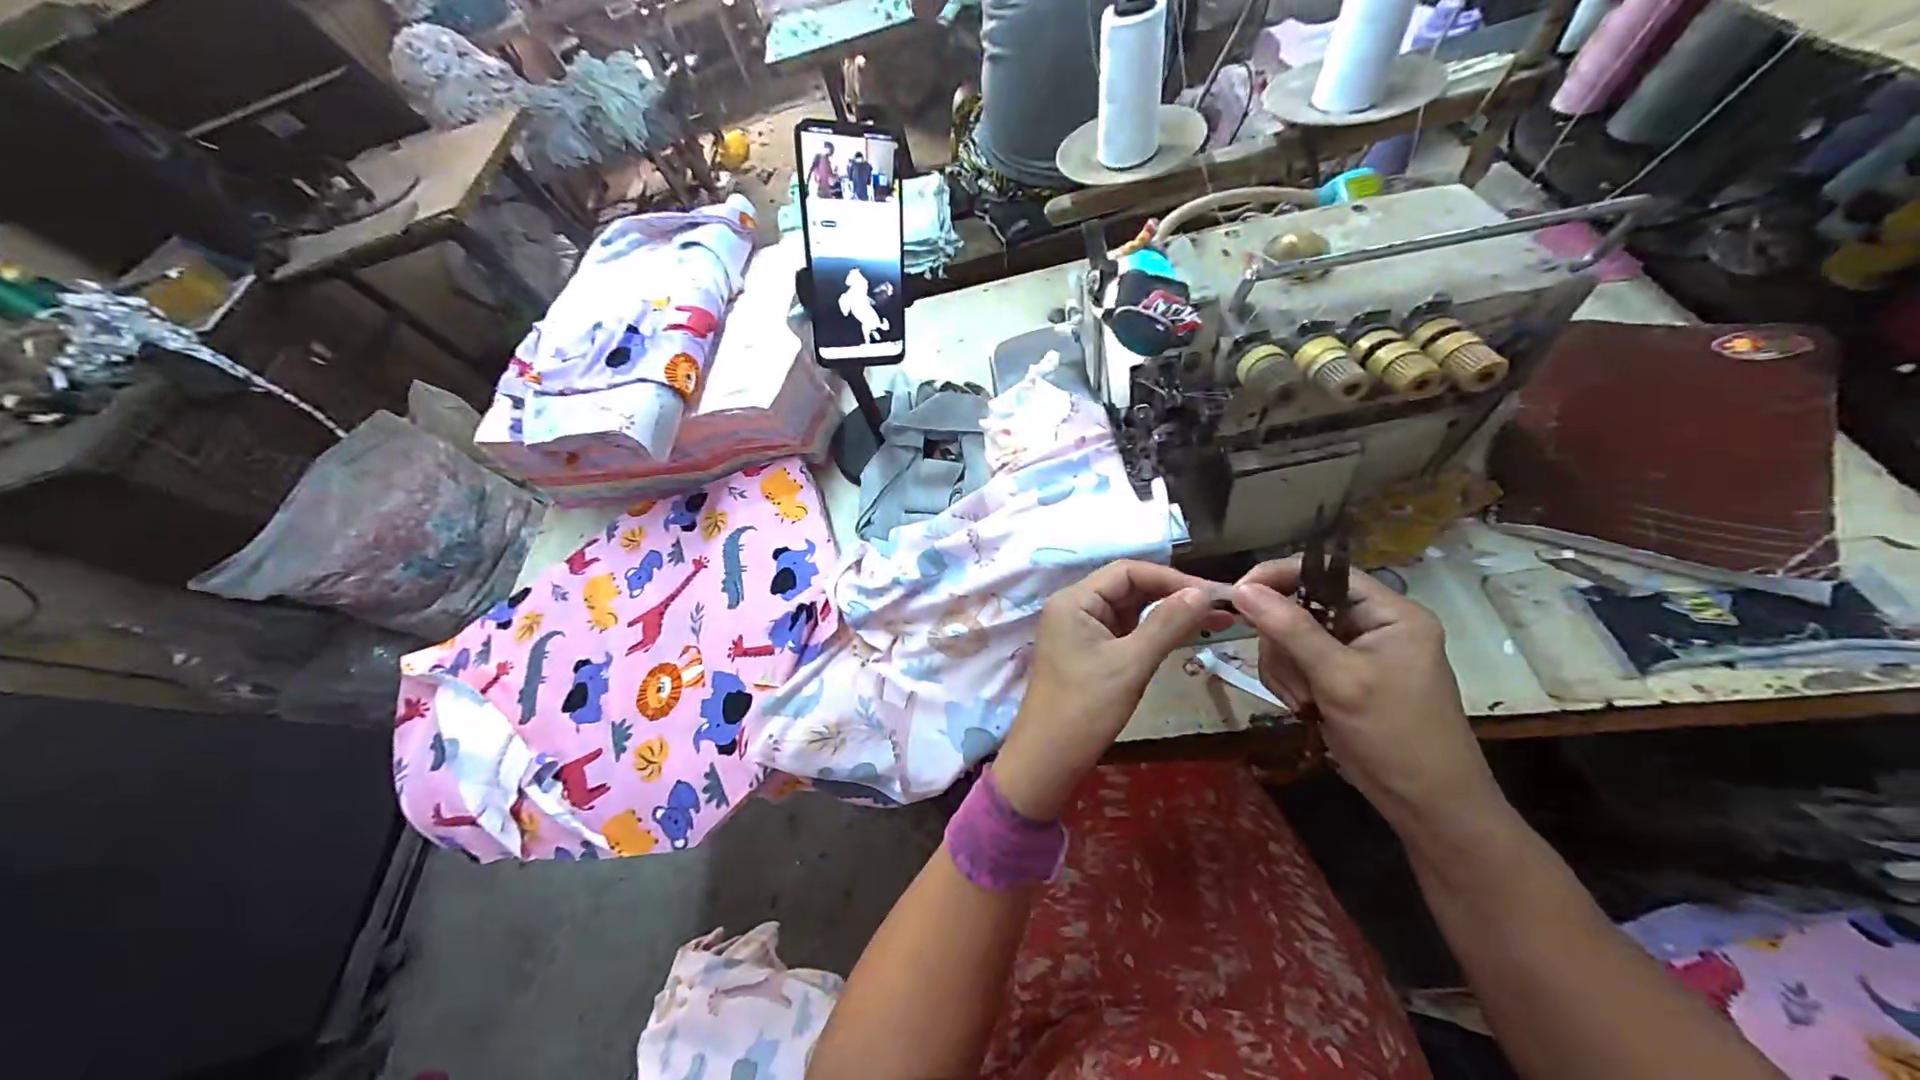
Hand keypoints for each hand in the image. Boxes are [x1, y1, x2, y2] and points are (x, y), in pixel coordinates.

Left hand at [995, 560, 1232, 819]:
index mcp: (1074, 600)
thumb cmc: (1085, 708)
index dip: (1172, 578)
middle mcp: (1075, 607)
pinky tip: (1185, 636)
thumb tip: (1204, 593)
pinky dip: (1155, 632)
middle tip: (1221, 610)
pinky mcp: (1090, 652)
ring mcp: (1081, 630)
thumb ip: (1167, 624)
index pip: (1128, 571)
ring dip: (1169, 614)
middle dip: (1174, 595)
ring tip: (1215, 622)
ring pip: (1131, 610)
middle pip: (1130, 587)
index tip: (1213, 594)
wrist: (1048, 759)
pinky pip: (1127, 631)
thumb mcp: (1130, 664)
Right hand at [1232, 558, 1507, 835]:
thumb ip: (1291, 630)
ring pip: (1289, 636)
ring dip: (1285, 668)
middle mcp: (1370, 625)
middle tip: (1294, 676)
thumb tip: (1241, 589)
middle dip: (1284, 641)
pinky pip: (1293, 662)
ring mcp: (1352, 653)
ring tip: (1304, 700)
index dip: (1278, 577)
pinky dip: (1288, 682)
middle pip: (1299, 605)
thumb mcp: (1340, 678)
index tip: (1238, 595)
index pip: (1323, 572)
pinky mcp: (1337, 677)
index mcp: (1389, 613)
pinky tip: (1304, 707)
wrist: (1426, 805)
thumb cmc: (1395, 735)